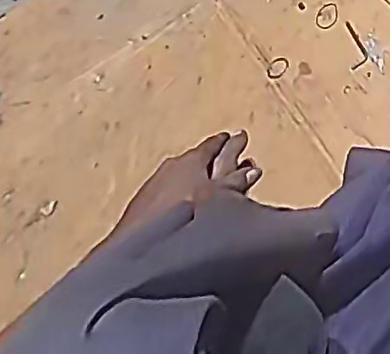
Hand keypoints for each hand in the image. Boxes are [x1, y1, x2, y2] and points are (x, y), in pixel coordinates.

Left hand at [114, 130, 260, 235]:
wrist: (136, 250)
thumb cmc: (186, 216)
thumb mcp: (220, 198)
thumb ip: (237, 182)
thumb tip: (254, 170)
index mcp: (193, 158)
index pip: (215, 143)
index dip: (229, 142)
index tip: (239, 140)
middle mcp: (173, 164)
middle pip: (199, 158)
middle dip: (215, 161)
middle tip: (229, 164)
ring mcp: (154, 184)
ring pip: (183, 175)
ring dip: (196, 180)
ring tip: (209, 190)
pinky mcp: (142, 205)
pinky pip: (169, 191)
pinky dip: (181, 194)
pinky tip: (185, 208)